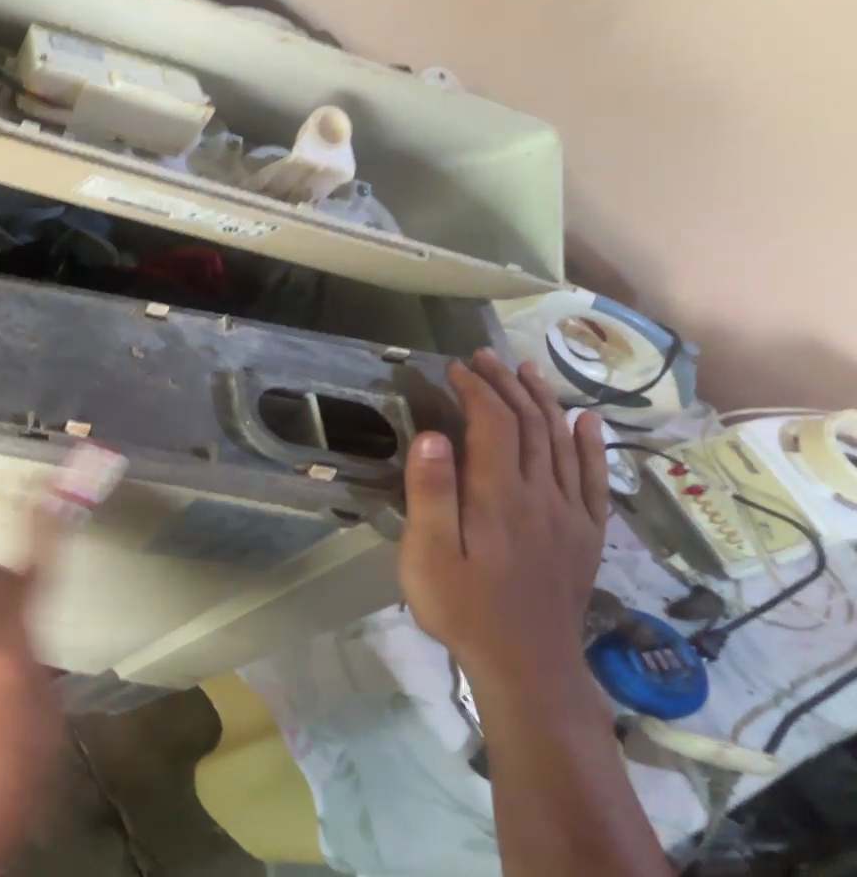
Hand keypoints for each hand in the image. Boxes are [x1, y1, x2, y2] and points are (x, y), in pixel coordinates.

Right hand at [399, 350, 610, 691]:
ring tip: (527, 372)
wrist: (527, 664)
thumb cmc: (462, 607)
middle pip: (530, 426)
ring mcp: (570, 514)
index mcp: (499, 496)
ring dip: (544, 402)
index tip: (454, 367)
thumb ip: (430, 494)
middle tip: (484, 357)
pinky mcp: (586, 534)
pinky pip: (594, 478)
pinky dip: (590, 444)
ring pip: (562, 443)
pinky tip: (585, 422)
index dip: (477, 390)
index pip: (494, 425)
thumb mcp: (427, 554)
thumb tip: (432, 435)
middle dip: (507, 385)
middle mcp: (541, 495)